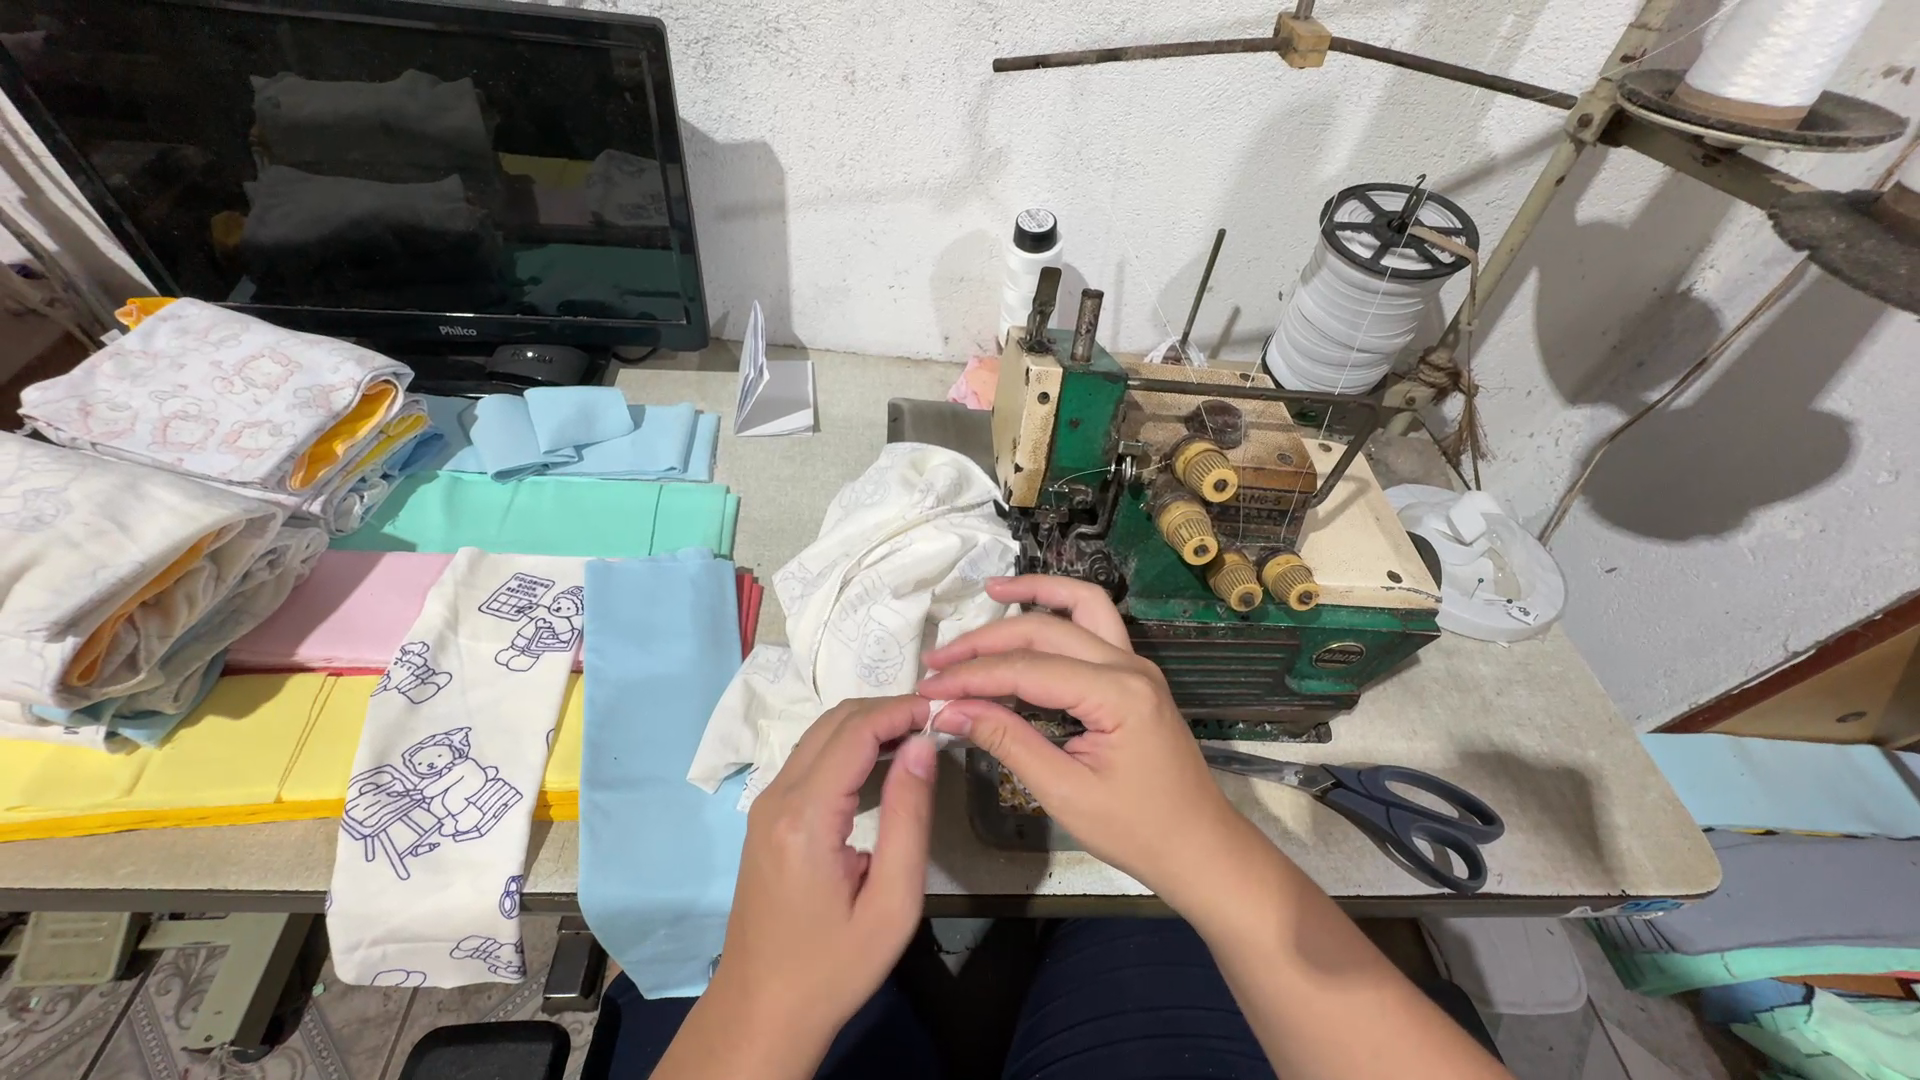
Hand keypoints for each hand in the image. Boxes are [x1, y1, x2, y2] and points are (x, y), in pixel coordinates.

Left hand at [704, 695, 938, 1058]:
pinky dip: (847, 746)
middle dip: (885, 710)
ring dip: (866, 725)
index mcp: (806, 816)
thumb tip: (921, 746)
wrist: (761, 1010)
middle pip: (833, 722)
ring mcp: (765, 805)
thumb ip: (908, 817)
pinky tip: (880, 765)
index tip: (942, 712)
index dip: (900, 710)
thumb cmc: (834, 967)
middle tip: (933, 723)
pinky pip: (809, 759)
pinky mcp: (766, 817)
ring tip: (916, 738)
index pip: (855, 731)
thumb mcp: (891, 902)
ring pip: (818, 735)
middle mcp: (776, 797)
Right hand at [920, 575, 1263, 904]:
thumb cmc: (1137, 831)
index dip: (971, 676)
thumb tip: (948, 711)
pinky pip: (1095, 626)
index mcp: (1117, 694)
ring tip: (991, 589)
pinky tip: (1030, 616)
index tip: (928, 689)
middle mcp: (1130, 665)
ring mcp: (1136, 665)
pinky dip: (1060, 612)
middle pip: (1047, 629)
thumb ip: (1007, 740)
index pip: (1027, 669)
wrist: (1200, 848)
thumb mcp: (1064, 792)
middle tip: (937, 659)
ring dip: (1036, 594)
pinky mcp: (1134, 676)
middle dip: (987, 640)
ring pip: (1082, 606)